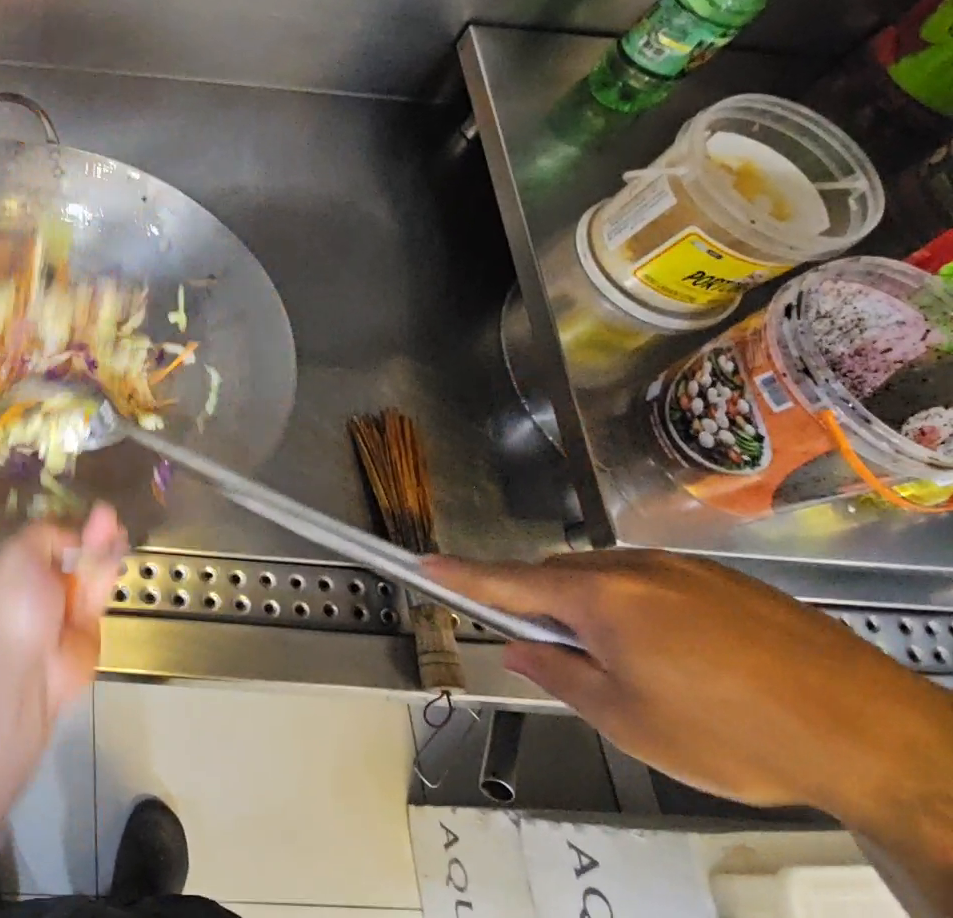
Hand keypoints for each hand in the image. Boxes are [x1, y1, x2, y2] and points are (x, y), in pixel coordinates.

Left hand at [0, 504, 128, 719]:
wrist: (28, 668)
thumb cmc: (15, 608)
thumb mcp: (19, 555)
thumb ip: (44, 535)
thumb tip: (69, 539)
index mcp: (15, 570)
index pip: (41, 543)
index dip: (61, 530)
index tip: (78, 514)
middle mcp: (40, 586)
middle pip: (69, 554)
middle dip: (86, 534)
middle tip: (105, 514)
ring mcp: (65, 605)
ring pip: (88, 568)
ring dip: (102, 544)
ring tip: (114, 521)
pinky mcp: (89, 622)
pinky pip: (100, 589)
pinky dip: (110, 566)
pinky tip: (118, 544)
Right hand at [425, 550, 952, 823]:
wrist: (880, 740)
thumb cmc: (739, 736)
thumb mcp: (627, 720)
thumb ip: (560, 676)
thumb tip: (524, 651)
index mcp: (601, 598)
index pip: (507, 580)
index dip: (460, 575)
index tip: (423, 563)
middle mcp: (638, 568)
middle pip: (559, 576)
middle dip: (544, 608)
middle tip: (559, 660)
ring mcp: (688, 570)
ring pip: (609, 579)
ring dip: (597, 612)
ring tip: (636, 674)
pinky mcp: (731, 583)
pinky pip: (658, 585)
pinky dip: (644, 612)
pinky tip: (684, 663)